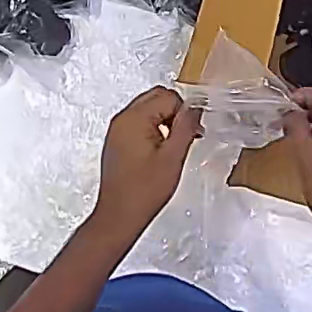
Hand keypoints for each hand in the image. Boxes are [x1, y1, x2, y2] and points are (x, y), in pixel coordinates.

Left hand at [90, 86, 200, 235]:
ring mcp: (117, 129)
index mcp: (135, 118)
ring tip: (175, 145)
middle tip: (187, 134)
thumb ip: (186, 127)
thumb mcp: (173, 156)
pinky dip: (154, 128)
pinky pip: (139, 122)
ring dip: (166, 120)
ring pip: (148, 108)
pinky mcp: (117, 140)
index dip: (185, 112)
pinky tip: (162, 150)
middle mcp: (122, 119)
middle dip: (175, 112)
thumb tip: (195, 109)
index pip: (168, 97)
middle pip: (156, 97)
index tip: (193, 131)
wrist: (119, 215)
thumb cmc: (143, 191)